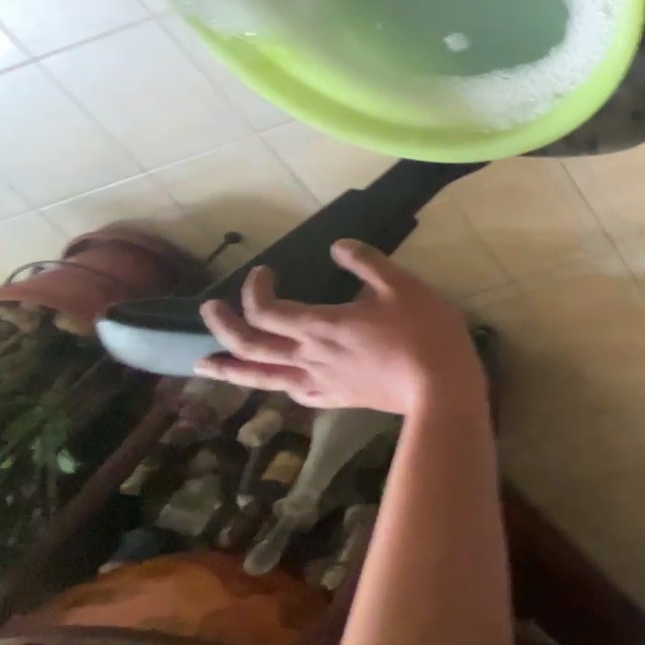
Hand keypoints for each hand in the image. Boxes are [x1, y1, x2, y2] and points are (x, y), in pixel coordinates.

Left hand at [197, 240, 482, 414]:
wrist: (441, 383)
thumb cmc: (424, 330)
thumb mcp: (403, 285)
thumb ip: (368, 263)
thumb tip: (338, 247)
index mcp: (320, 325)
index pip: (265, 309)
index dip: (255, 289)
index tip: (263, 272)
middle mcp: (308, 355)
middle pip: (249, 344)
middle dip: (222, 325)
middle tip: (210, 310)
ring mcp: (320, 381)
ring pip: (261, 377)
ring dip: (229, 368)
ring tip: (204, 364)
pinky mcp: (338, 397)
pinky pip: (295, 393)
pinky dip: (276, 386)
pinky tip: (276, 384)